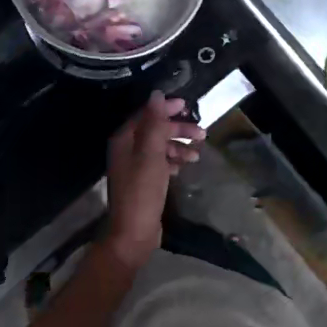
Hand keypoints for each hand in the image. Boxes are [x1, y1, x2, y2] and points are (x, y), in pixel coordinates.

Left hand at [104, 91, 204, 265]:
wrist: (134, 232)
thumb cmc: (142, 191)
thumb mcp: (151, 154)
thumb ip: (155, 124)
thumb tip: (157, 94)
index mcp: (124, 139)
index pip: (146, 115)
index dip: (166, 109)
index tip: (188, 106)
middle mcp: (127, 149)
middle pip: (155, 130)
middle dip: (178, 130)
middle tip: (201, 133)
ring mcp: (134, 166)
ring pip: (159, 147)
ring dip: (178, 147)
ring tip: (196, 155)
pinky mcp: (143, 181)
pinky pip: (160, 163)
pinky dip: (173, 161)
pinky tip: (184, 167)